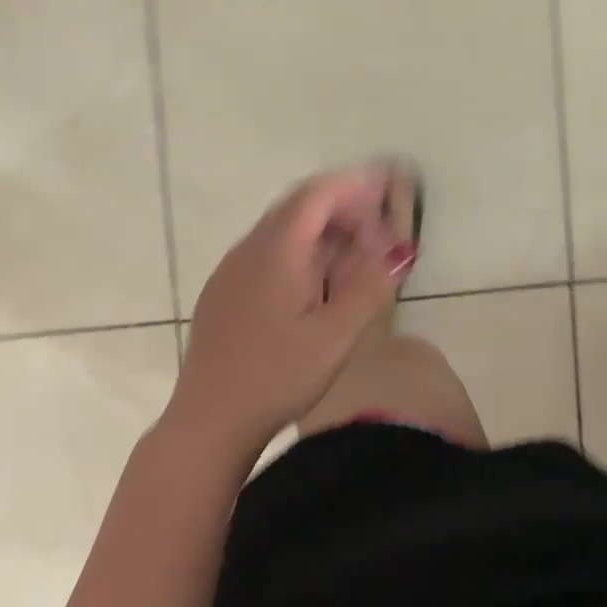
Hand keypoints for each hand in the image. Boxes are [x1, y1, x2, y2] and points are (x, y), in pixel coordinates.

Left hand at [165, 164, 415, 455]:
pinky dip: (297, 260)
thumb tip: (395, 252)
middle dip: (342, 212)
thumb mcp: (335, 338)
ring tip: (353, 266)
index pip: (319, 194)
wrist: (211, 419)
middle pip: (298, 210)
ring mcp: (229, 274)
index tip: (388, 193)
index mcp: (277, 250)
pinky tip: (312, 294)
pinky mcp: (221, 299)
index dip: (356, 187)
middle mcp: (248, 250)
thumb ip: (369, 288)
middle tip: (377, 237)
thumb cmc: (277, 378)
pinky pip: (264, 261)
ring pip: (280, 237)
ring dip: (320, 239)